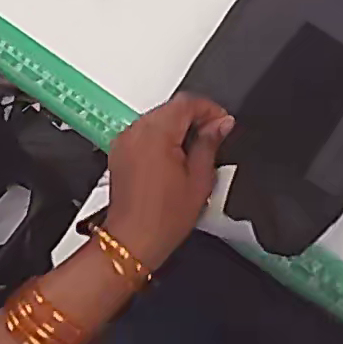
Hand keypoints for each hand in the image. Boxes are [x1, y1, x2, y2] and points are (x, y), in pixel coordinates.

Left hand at [104, 94, 232, 268]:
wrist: (133, 241)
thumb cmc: (162, 218)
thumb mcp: (199, 179)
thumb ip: (210, 143)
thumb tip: (221, 124)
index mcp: (156, 133)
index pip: (187, 102)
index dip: (210, 109)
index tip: (222, 121)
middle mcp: (136, 131)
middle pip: (171, 108)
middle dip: (195, 117)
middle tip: (214, 135)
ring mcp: (125, 140)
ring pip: (158, 118)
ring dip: (178, 126)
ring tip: (196, 150)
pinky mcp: (120, 150)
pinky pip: (144, 132)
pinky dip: (161, 137)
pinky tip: (175, 157)